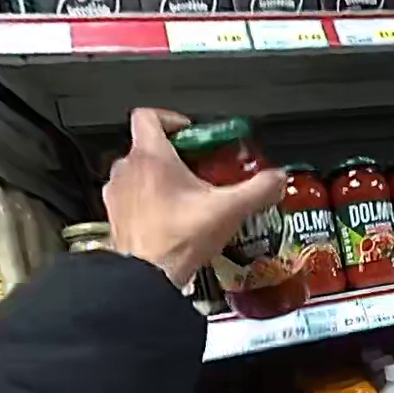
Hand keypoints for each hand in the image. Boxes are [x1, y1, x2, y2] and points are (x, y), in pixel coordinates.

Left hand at [104, 108, 287, 288]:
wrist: (147, 276)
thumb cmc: (178, 239)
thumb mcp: (228, 210)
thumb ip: (257, 189)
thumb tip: (276, 178)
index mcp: (152, 157)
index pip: (149, 116)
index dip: (172, 119)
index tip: (192, 133)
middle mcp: (128, 170)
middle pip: (148, 147)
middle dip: (176, 156)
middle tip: (200, 172)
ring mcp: (117, 194)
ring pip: (139, 174)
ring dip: (160, 181)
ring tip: (188, 200)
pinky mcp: (116, 217)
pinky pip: (133, 200)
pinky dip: (150, 204)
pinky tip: (172, 221)